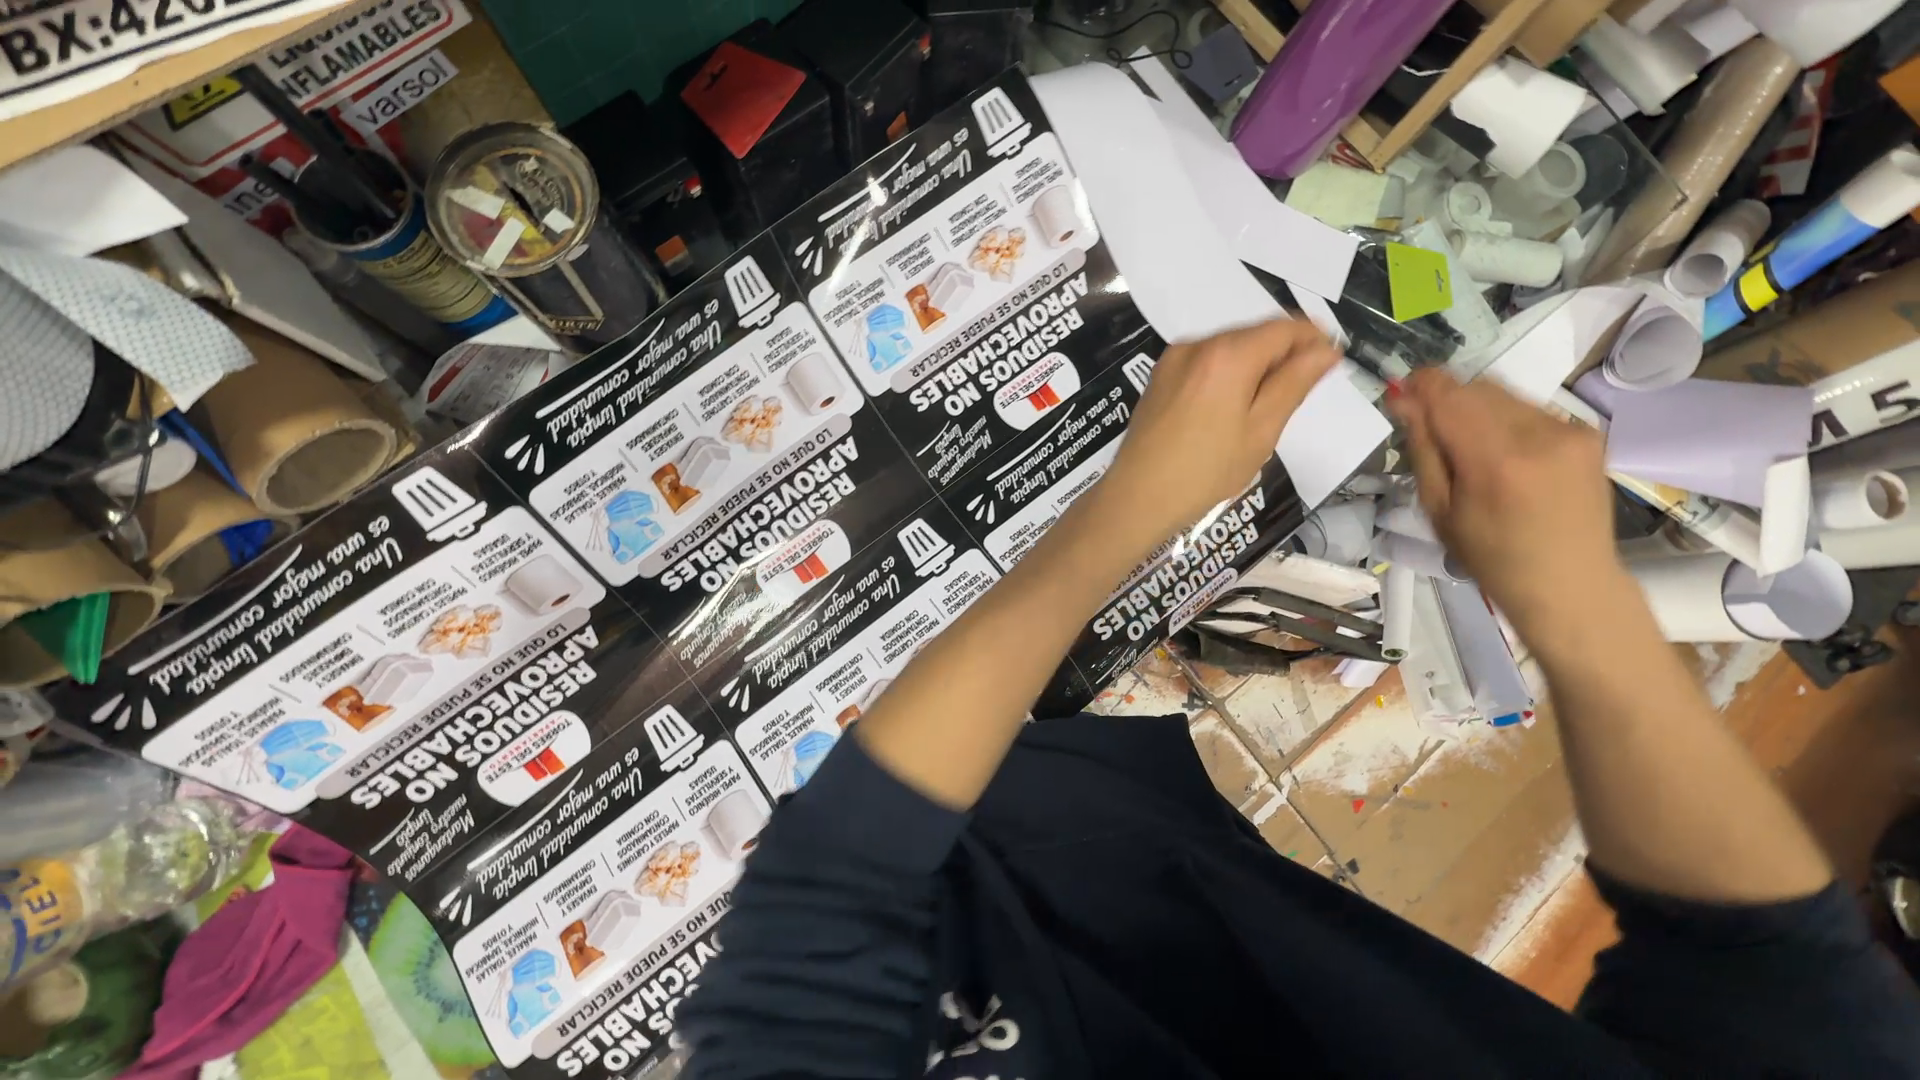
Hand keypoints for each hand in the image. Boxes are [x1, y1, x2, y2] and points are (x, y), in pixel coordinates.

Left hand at [1099, 319, 1341, 543]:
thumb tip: (1326, 351)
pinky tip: (1231, 410)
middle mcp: (1197, 345)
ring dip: (1255, 365)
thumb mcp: (1261, 431)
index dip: (1314, 340)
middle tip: (1298, 395)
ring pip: (1230, 347)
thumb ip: (1294, 384)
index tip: (1332, 363)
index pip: (1285, 327)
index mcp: (1227, 355)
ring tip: (1264, 409)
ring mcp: (1173, 359)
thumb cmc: (1205, 472)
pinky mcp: (1159, 377)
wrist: (1137, 498)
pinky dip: (1228, 374)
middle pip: (1255, 334)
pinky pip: (1206, 363)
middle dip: (1283, 354)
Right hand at [1388, 369, 1621, 637]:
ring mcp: (1569, 430)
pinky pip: (1530, 408)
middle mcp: (1539, 435)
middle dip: (1446, 398)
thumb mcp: (1439, 509)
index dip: (1421, 385)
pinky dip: (1506, 419)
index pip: (1450, 395)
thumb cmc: (1491, 557)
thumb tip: (1403, 400)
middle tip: (1428, 426)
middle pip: (1477, 388)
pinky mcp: (1587, 432)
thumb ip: (1423, 449)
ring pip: (1504, 394)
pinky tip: (1503, 452)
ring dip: (1476, 407)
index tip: (1400, 390)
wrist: (1569, 582)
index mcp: (1495, 462)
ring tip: (1468, 444)